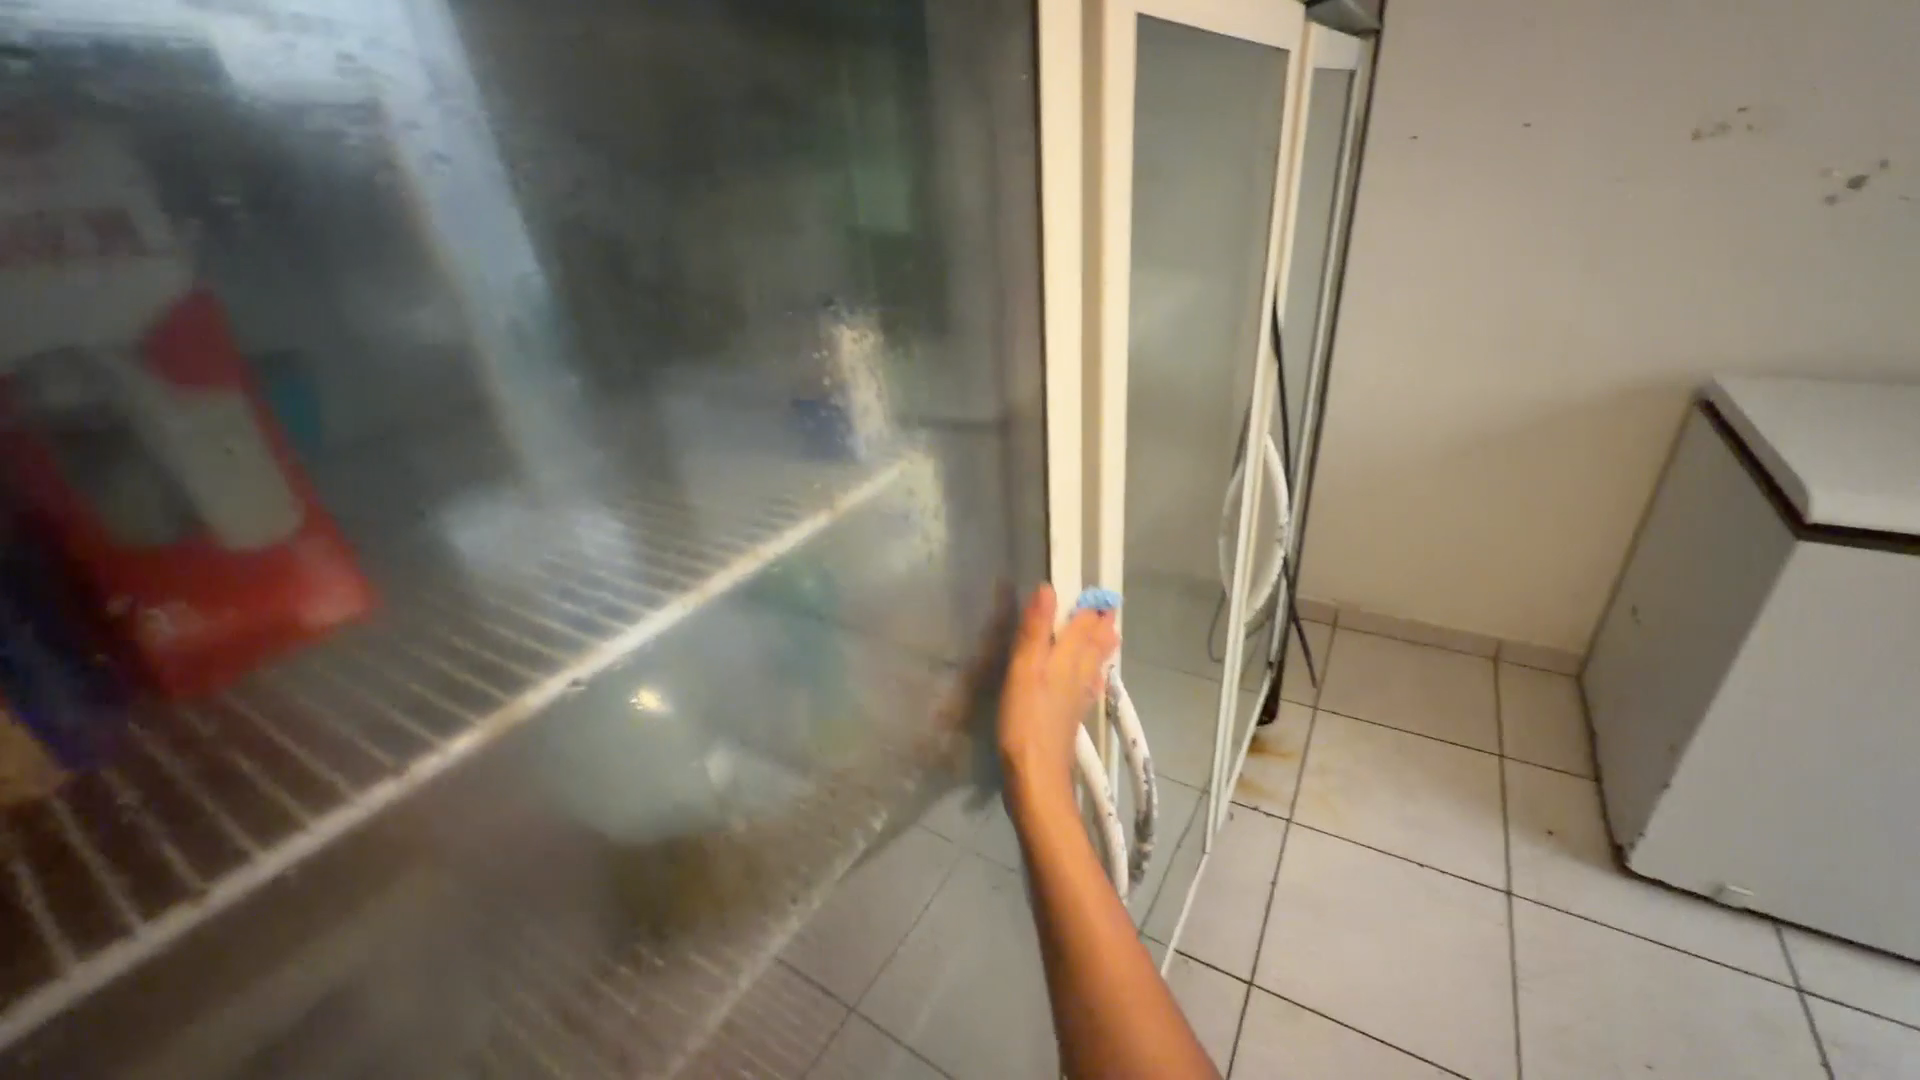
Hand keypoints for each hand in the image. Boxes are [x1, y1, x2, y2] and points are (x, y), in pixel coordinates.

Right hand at [997, 584, 1119, 798]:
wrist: (1036, 774)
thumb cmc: (1026, 718)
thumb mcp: (1024, 668)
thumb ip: (1036, 629)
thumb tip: (1048, 588)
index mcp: (1068, 658)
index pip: (1085, 624)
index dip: (1090, 607)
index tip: (1098, 590)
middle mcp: (1080, 675)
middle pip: (1095, 644)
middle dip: (1101, 626)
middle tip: (1109, 609)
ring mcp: (1078, 698)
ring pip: (1095, 665)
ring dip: (1101, 647)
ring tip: (1110, 636)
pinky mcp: (1072, 717)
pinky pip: (1089, 686)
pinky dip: (1093, 674)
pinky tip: (1092, 681)